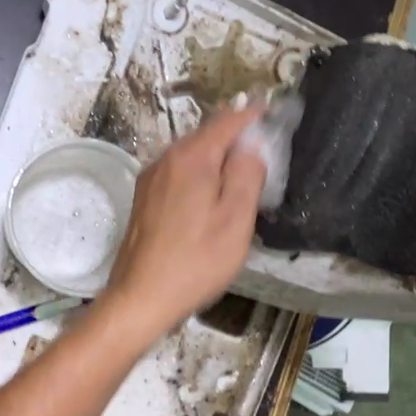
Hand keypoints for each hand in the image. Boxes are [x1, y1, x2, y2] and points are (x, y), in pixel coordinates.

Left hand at [99, 107, 266, 339]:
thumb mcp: (235, 219)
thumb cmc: (195, 262)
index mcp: (191, 157)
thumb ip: (248, 174)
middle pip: (207, 136)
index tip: (275, 118)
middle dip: (236, 141)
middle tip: (264, 158)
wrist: (140, 298)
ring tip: (241, 181)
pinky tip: (209, 202)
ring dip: (217, 162)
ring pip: (191, 158)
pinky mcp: (143, 202)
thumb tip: (252, 145)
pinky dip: (199, 179)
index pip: (229, 120)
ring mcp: (150, 181)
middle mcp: (165, 160)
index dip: (255, 117)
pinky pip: (178, 177)